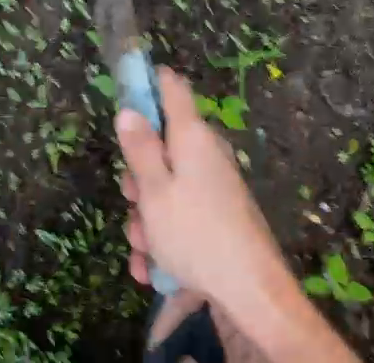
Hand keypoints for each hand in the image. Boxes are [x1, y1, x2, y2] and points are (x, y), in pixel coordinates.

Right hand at [117, 69, 291, 315]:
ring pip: (166, 187)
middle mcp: (205, 152)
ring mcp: (213, 184)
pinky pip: (180, 213)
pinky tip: (154, 269)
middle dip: (138, 177)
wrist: (250, 289)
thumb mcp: (155, 191)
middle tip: (132, 202)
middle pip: (161, 146)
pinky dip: (164, 237)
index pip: (172, 87)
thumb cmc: (195, 233)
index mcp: (192, 135)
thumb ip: (140, 149)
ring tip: (145, 250)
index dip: (147, 84)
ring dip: (147, 217)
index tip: (123, 99)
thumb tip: (128, 109)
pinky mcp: (217, 214)